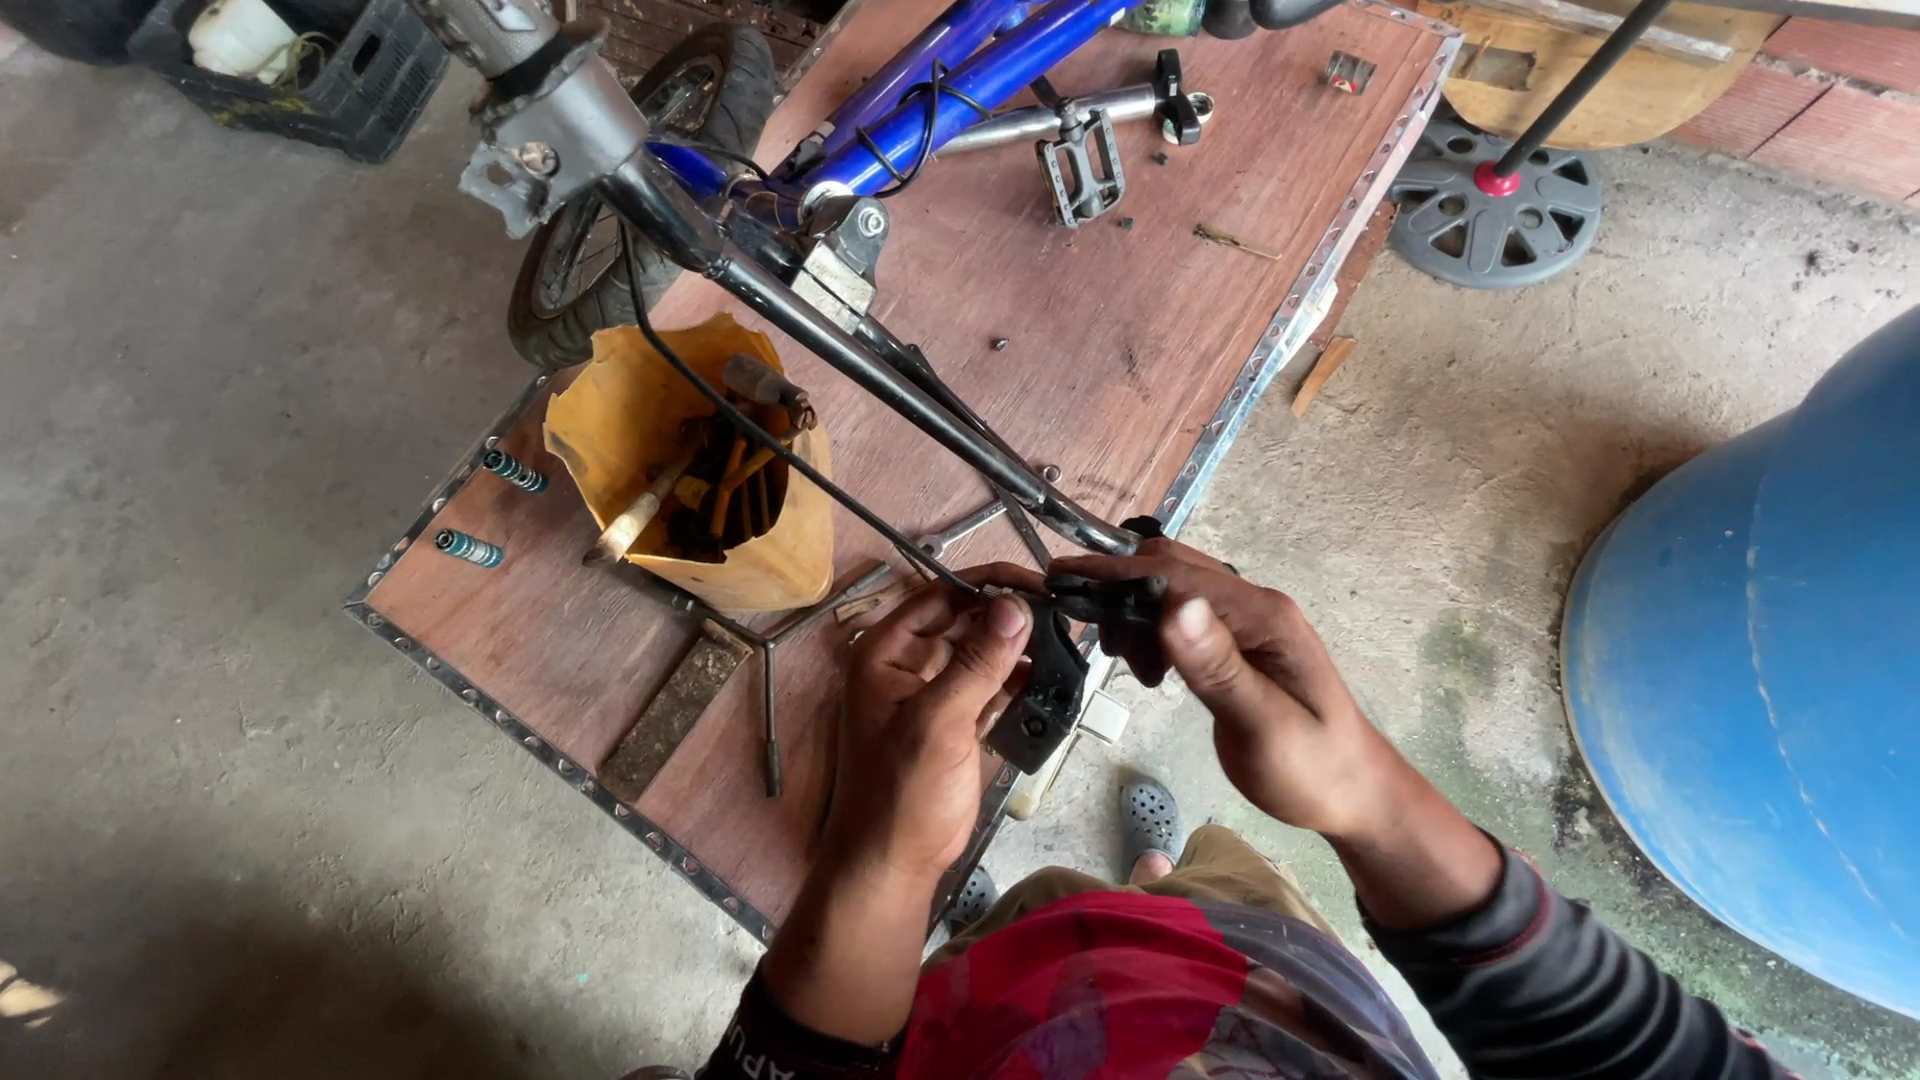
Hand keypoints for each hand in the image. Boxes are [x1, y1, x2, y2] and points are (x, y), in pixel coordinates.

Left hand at [763, 564, 1036, 1046]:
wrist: (893, 863)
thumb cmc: (902, 790)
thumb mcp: (938, 721)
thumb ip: (977, 663)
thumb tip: (1016, 606)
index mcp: (886, 652)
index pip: (938, 596)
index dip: (984, 584)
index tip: (1033, 581)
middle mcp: (906, 664)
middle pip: (962, 621)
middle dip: (1006, 614)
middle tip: (1058, 607)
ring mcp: (932, 693)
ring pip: (979, 652)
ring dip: (1015, 645)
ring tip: (1062, 636)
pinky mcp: (956, 721)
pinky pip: (988, 685)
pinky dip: (1015, 678)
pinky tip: (1049, 674)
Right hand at [1052, 539, 1410, 842]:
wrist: (1354, 796)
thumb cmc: (1311, 770)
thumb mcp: (1264, 725)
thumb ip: (1217, 666)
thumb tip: (1174, 606)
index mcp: (1262, 616)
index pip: (1177, 574)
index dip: (1117, 573)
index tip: (1063, 576)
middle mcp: (1253, 605)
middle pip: (1171, 569)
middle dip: (1120, 589)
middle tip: (1090, 630)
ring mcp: (1245, 622)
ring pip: (1171, 590)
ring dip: (1135, 613)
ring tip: (1128, 662)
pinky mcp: (1234, 643)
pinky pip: (1180, 618)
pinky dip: (1151, 632)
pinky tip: (1151, 670)